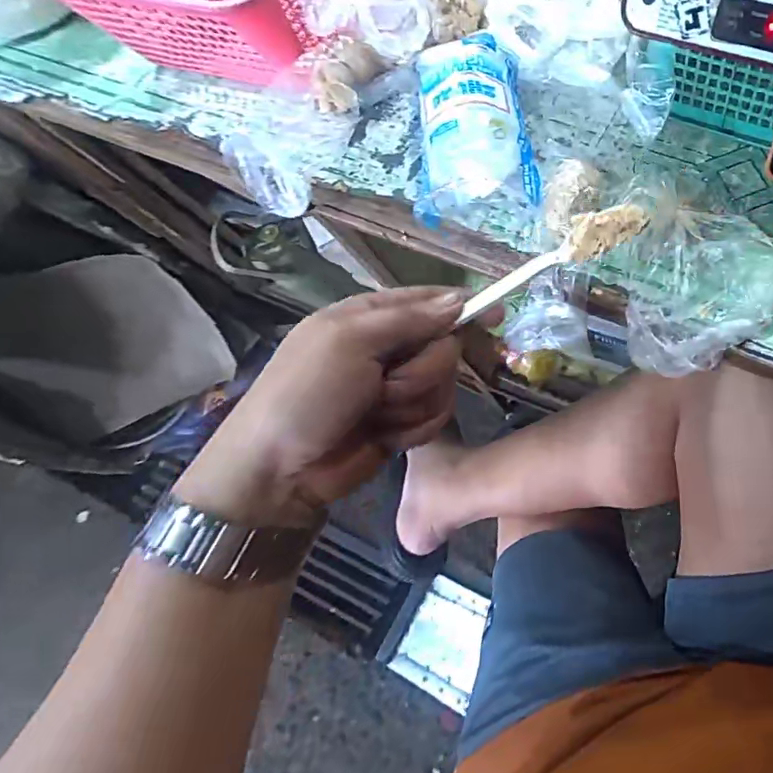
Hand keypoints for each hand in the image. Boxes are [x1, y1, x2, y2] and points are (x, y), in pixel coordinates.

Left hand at [172, 287, 471, 526]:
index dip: (462, 306)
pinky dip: (413, 427)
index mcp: (368, 316)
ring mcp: (395, 386)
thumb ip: (408, 319)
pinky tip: (386, 436)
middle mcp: (386, 347)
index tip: (495, 317)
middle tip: (389, 385)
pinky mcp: (402, 421)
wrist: (277, 474)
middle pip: (444, 344)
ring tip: (378, 414)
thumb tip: (458, 299)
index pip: (429, 300)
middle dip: (424, 369)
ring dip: (414, 402)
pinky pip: (436, 415)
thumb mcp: (350, 342)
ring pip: (443, 382)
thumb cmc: (305, 395)